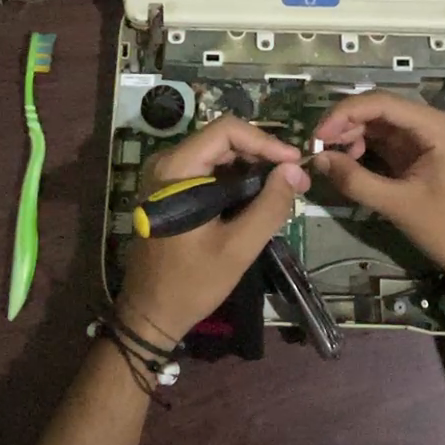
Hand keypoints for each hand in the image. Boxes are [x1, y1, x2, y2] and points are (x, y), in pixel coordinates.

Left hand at [117, 118, 309, 344]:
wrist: (149, 314)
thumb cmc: (190, 283)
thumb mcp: (237, 248)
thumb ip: (269, 207)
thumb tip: (295, 171)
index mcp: (175, 169)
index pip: (226, 131)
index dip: (264, 141)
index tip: (294, 162)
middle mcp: (167, 162)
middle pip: (223, 139)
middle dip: (263, 155)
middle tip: (295, 179)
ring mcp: (167, 174)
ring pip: (219, 154)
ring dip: (253, 167)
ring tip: (285, 188)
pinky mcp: (172, 188)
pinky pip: (210, 170)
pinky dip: (238, 179)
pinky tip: (260, 197)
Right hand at [310, 92, 444, 321]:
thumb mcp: (400, 205)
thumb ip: (357, 180)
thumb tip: (319, 160)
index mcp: (435, 126)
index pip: (381, 103)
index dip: (344, 113)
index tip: (317, 135)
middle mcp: (431, 124)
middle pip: (379, 109)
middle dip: (346, 123)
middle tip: (318, 146)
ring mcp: (426, 139)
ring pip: (380, 124)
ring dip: (353, 135)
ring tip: (332, 157)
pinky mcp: (420, 155)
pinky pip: (386, 141)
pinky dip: (365, 148)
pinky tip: (350, 162)